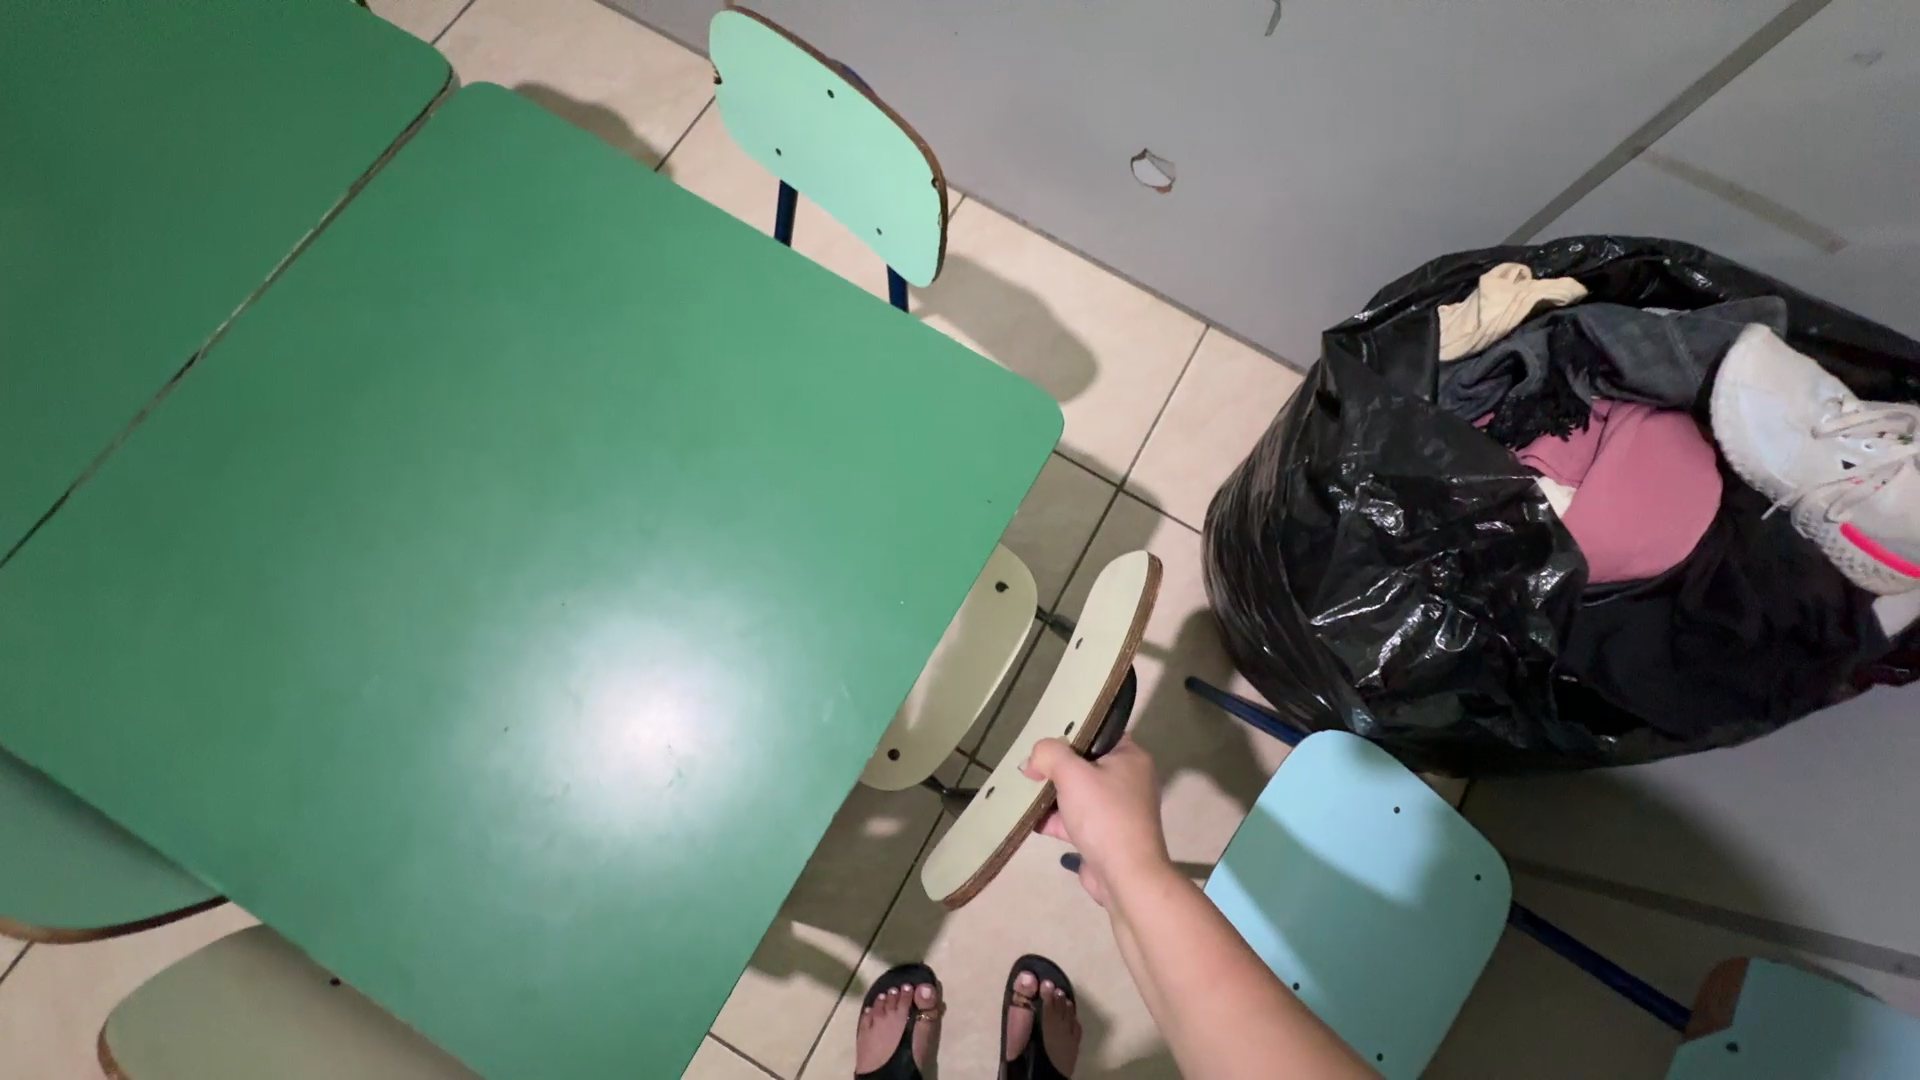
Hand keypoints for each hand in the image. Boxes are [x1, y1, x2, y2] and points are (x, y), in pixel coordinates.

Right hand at [1022, 735, 1169, 907]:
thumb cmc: (1104, 815)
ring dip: (1052, 795)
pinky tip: (1029, 820)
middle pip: (1084, 764)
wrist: (1126, 877)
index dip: (1069, 734)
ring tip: (1022, 792)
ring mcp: (1117, 810)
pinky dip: (1055, 819)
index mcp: (1130, 757)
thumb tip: (1032, 761)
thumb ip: (1049, 755)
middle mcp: (1128, 780)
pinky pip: (1076, 819)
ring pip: (1078, 793)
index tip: (1044, 742)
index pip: (1098, 733)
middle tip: (1030, 768)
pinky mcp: (1105, 835)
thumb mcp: (1072, 773)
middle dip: (1055, 768)